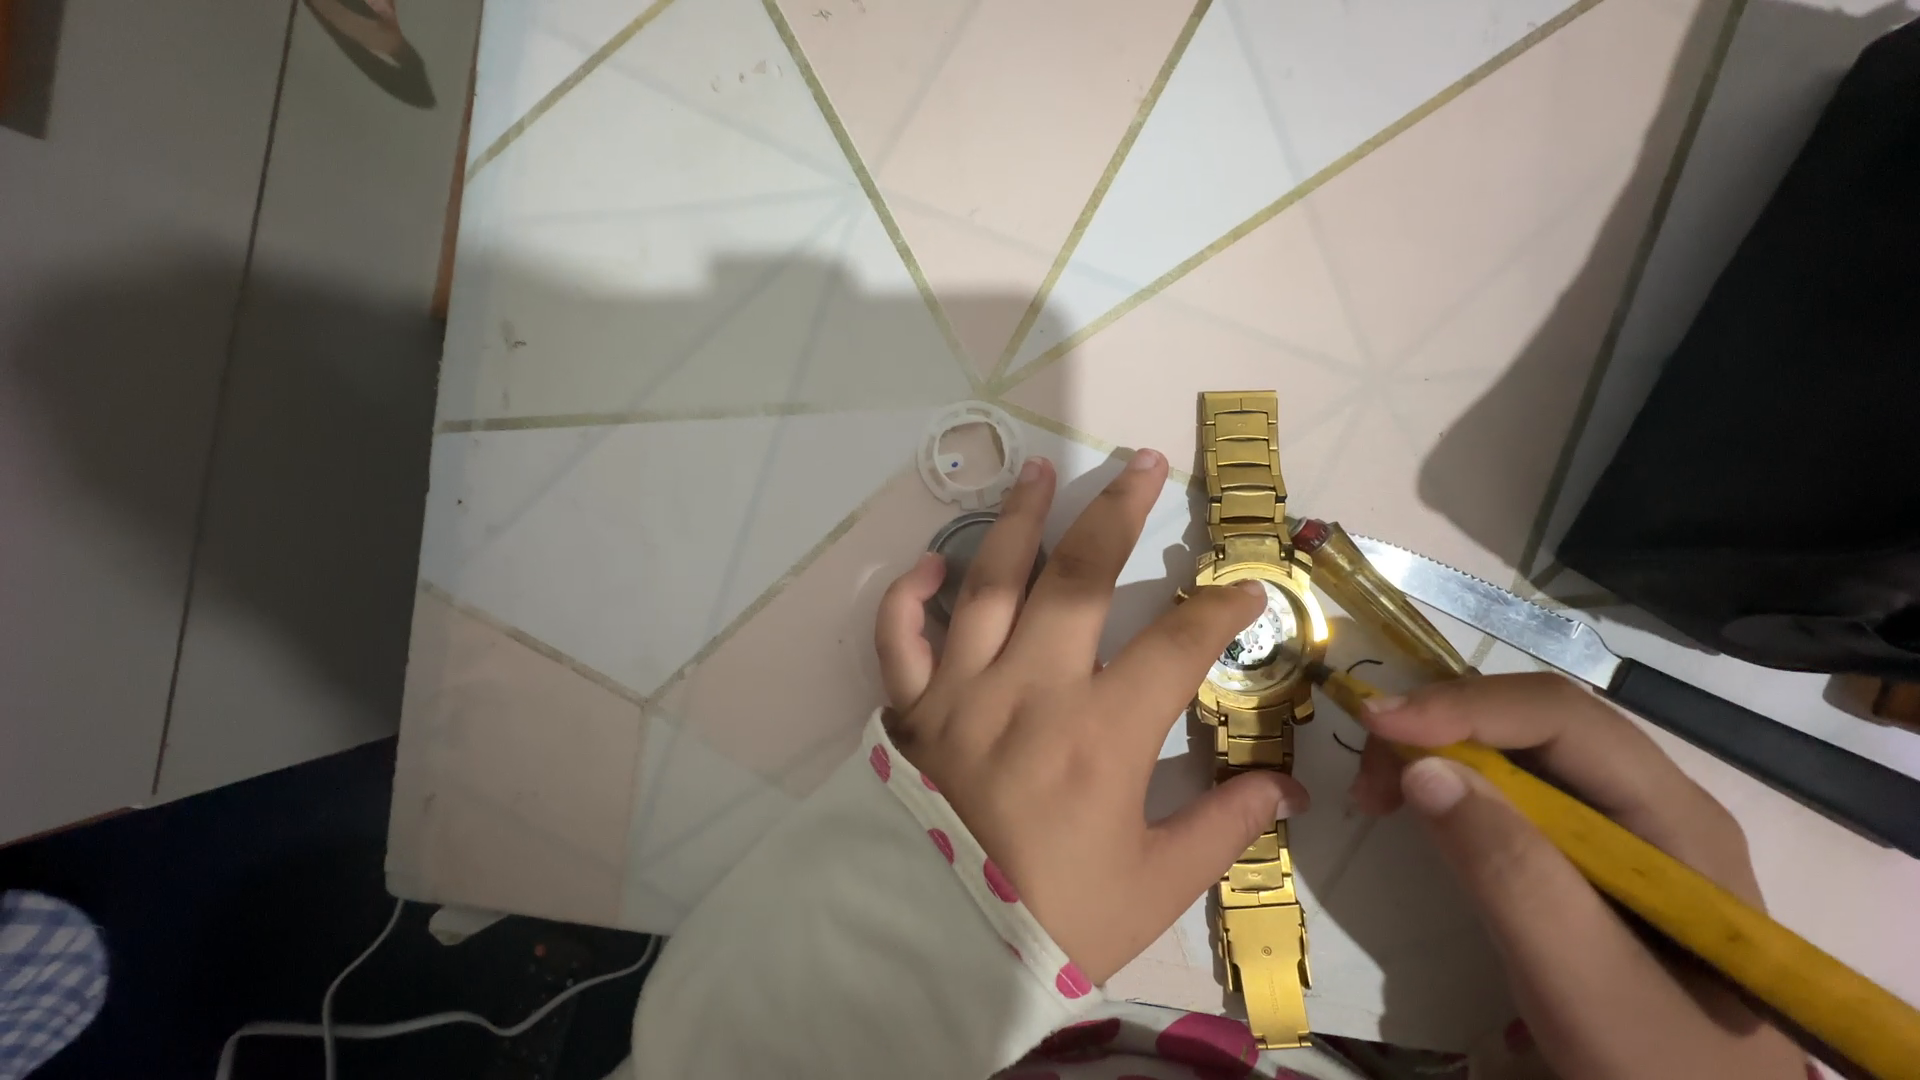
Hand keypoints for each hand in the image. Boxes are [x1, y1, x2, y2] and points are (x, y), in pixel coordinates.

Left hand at [873, 450, 1309, 984]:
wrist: (937, 954)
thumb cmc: (1052, 918)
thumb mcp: (1154, 885)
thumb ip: (1222, 827)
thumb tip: (1286, 790)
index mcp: (1102, 733)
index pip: (1177, 646)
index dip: (1222, 608)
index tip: (1248, 585)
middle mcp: (1031, 690)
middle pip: (1078, 578)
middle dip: (1115, 513)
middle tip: (1139, 464)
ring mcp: (962, 690)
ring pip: (989, 584)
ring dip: (1016, 521)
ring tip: (1038, 470)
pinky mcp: (910, 708)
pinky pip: (899, 637)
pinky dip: (909, 595)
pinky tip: (932, 563)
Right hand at [1350, 673, 1803, 1079]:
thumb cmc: (1654, 1059)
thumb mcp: (1583, 980)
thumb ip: (1511, 874)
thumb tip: (1420, 767)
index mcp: (1674, 817)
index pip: (1562, 718)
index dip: (1464, 706)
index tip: (1374, 723)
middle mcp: (1647, 795)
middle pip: (1530, 717)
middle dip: (1438, 724)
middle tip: (1367, 776)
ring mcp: (1612, 815)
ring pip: (1508, 739)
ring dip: (1431, 746)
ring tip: (1376, 795)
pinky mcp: (1574, 838)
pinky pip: (1501, 777)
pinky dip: (1441, 775)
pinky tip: (1411, 803)